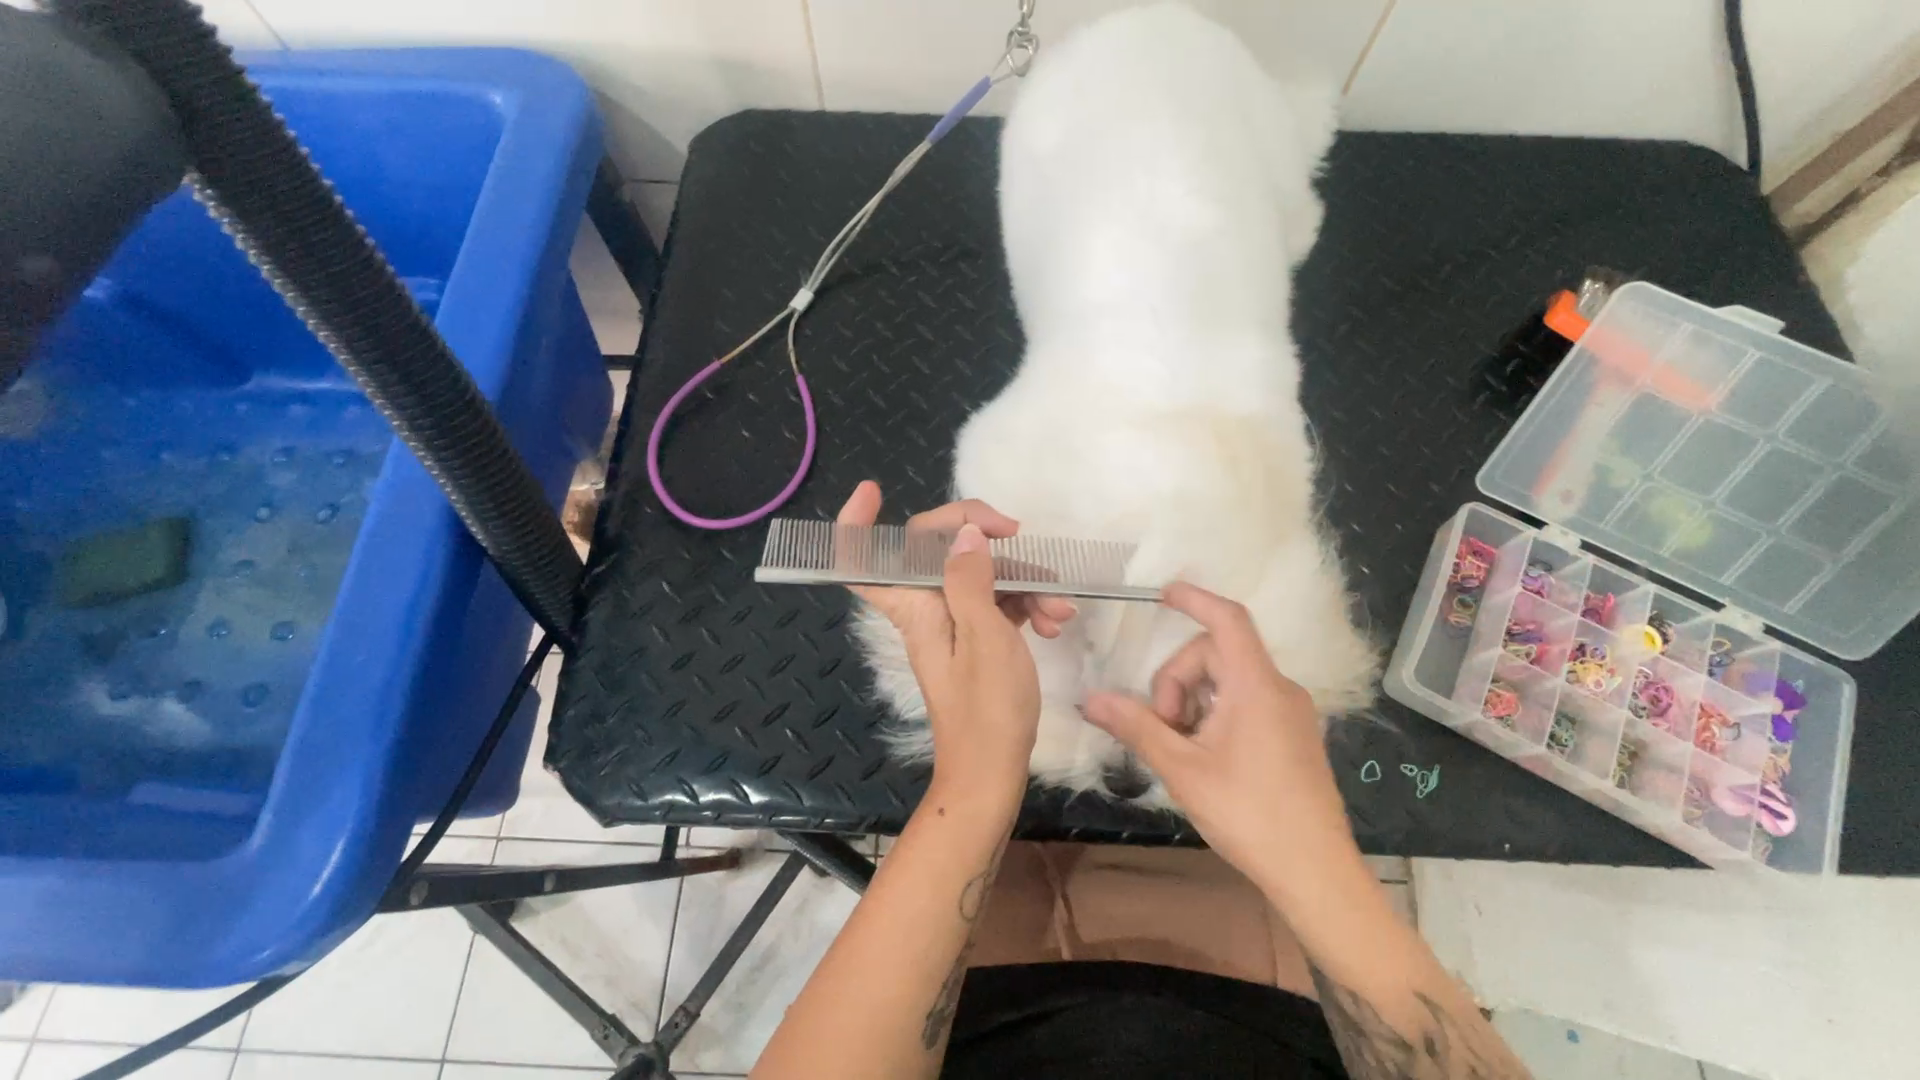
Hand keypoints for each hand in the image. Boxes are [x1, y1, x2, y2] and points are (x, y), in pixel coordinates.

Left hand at [837, 481, 1073, 798]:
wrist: (993, 773)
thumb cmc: (987, 710)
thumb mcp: (985, 638)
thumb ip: (970, 581)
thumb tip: (964, 536)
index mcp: (914, 605)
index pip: (861, 560)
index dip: (856, 523)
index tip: (874, 491)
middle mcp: (927, 607)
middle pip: (939, 548)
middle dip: (984, 538)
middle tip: (1019, 534)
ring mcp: (953, 622)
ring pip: (980, 575)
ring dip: (1023, 581)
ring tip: (1059, 609)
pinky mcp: (978, 637)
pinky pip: (998, 602)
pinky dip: (1028, 604)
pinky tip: (1057, 621)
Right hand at [1083, 583, 1355, 889]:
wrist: (1316, 871)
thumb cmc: (1249, 815)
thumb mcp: (1183, 769)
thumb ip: (1136, 727)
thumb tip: (1090, 699)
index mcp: (1256, 686)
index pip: (1226, 620)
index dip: (1194, 600)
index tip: (1162, 594)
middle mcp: (1279, 689)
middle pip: (1216, 654)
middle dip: (1178, 680)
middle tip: (1164, 729)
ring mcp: (1291, 713)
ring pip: (1228, 681)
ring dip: (1194, 701)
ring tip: (1181, 749)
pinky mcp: (1294, 736)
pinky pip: (1246, 703)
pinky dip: (1215, 714)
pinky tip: (1204, 757)